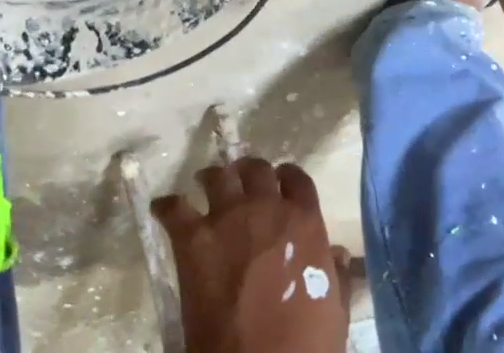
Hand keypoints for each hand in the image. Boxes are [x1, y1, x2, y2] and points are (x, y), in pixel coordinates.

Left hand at [152, 157, 348, 352]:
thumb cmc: (306, 344)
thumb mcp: (335, 311)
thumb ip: (337, 276)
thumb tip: (338, 253)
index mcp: (303, 222)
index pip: (296, 178)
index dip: (286, 177)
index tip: (280, 182)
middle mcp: (264, 207)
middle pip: (254, 169)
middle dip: (248, 172)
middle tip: (242, 183)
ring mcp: (226, 218)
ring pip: (216, 175)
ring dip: (212, 180)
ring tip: (205, 187)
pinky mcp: (192, 237)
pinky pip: (173, 207)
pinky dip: (167, 206)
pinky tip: (165, 209)